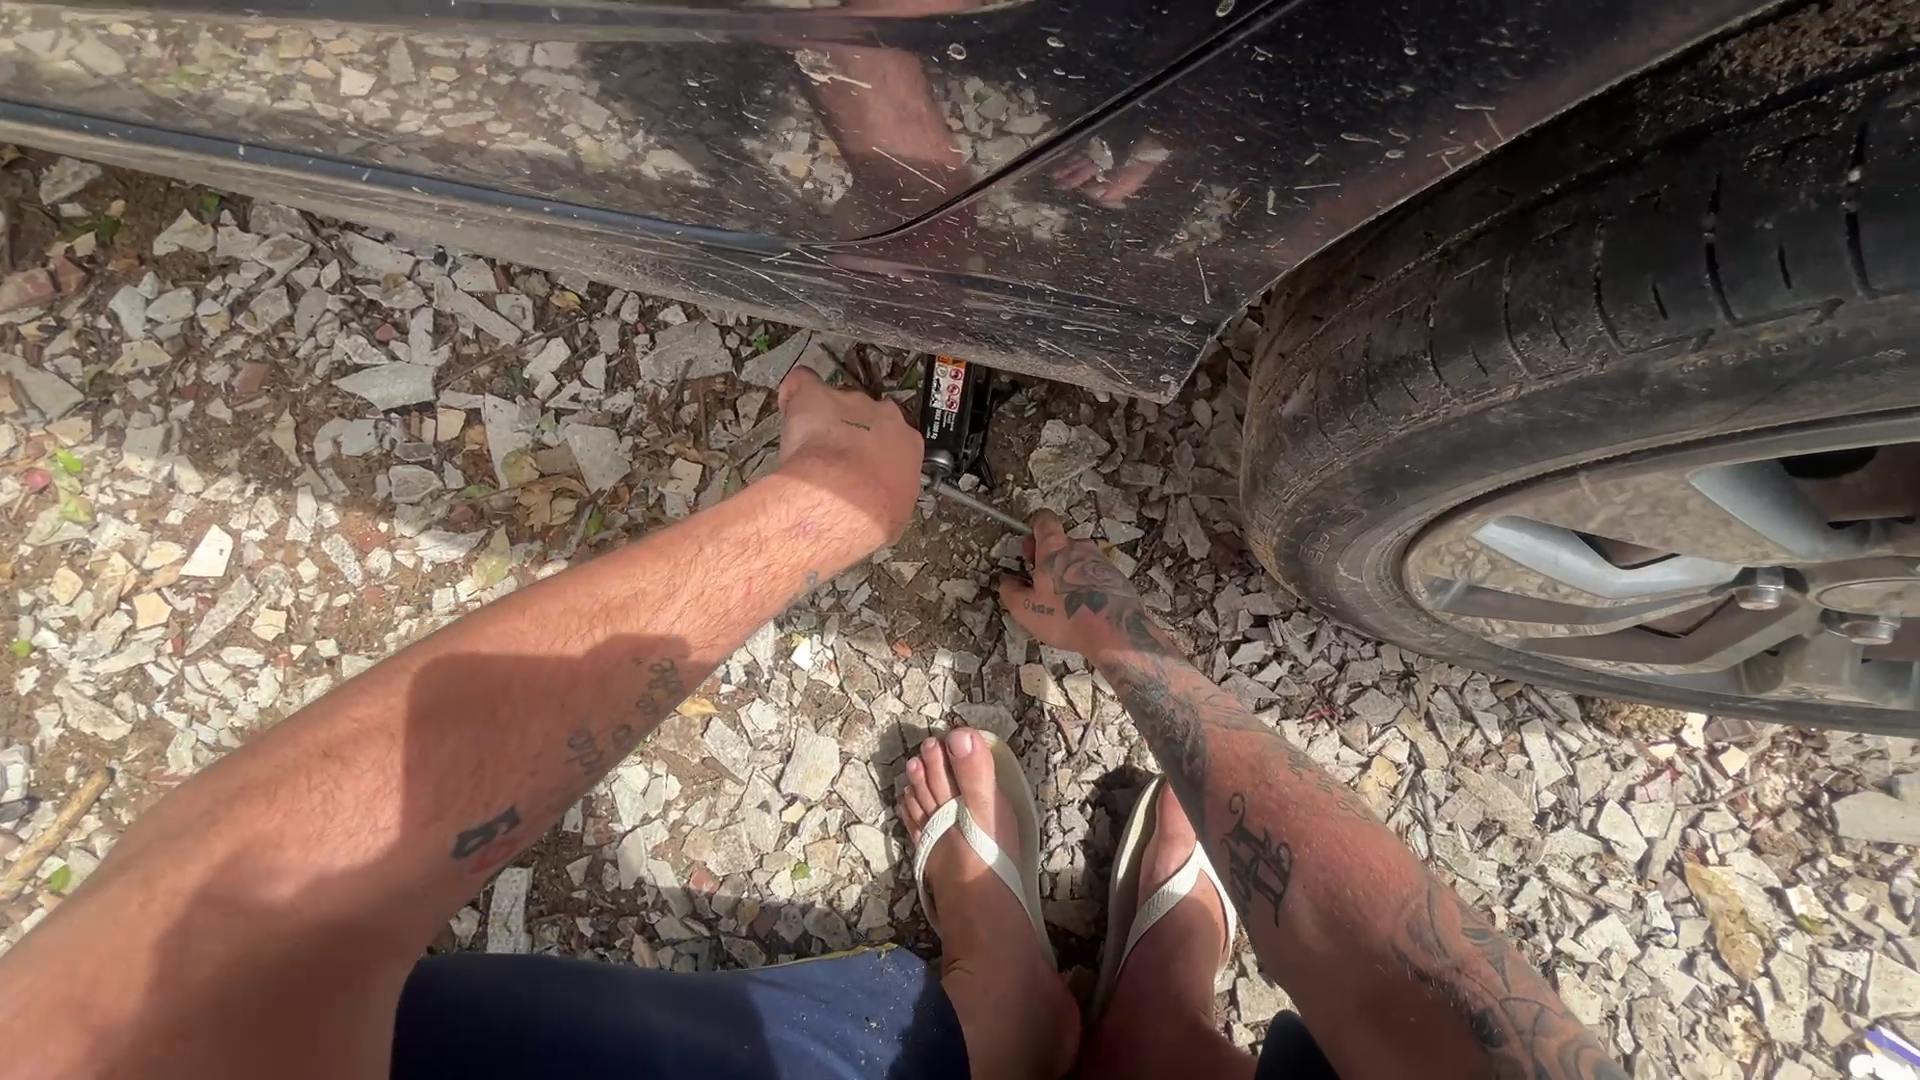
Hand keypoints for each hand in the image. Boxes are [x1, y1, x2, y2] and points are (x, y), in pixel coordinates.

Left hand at [775, 367, 922, 541]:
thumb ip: (891, 498)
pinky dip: (794, 394)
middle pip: (867, 415)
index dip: (877, 450)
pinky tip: (789, 407)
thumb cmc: (873, 511)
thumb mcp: (896, 513)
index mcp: (908, 444)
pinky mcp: (817, 397)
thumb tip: (883, 508)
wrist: (846, 499)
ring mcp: (850, 404)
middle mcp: (884, 417)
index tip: (866, 464)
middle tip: (835, 458)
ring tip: (807, 449)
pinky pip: (803, 384)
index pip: (895, 437)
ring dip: (823, 421)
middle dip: (852, 432)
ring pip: (835, 403)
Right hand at [997, 510, 1152, 658]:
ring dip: (1067, 571)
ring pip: (1078, 559)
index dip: (1034, 528)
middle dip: (1048, 555)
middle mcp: (1080, 548)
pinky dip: (1084, 584)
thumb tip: (1007, 584)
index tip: (1029, 543)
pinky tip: (1080, 606)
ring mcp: (1101, 562)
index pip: (1044, 520)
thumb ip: (1010, 591)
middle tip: (1038, 576)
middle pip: (1061, 541)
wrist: (1114, 633)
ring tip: (1060, 598)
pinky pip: (1094, 575)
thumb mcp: (1025, 609)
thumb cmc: (1069, 617)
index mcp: (1055, 548)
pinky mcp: (1116, 578)